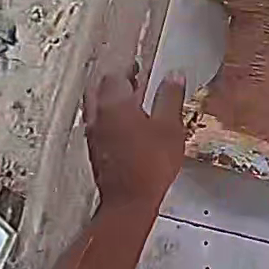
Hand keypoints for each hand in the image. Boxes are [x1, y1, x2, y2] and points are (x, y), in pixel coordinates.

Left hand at [85, 69, 185, 212]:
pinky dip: (108, 118)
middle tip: (132, 81)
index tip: (139, 67)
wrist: (129, 200)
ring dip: (109, 100)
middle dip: (115, 82)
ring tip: (130, 103)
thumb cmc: (150, 164)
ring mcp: (93, 134)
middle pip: (99, 88)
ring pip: (95, 106)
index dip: (128, 69)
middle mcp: (98, 115)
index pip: (115, 75)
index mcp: (115, 103)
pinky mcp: (95, 151)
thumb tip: (174, 76)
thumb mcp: (170, 127)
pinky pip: (97, 125)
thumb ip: (170, 97)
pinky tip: (124, 127)